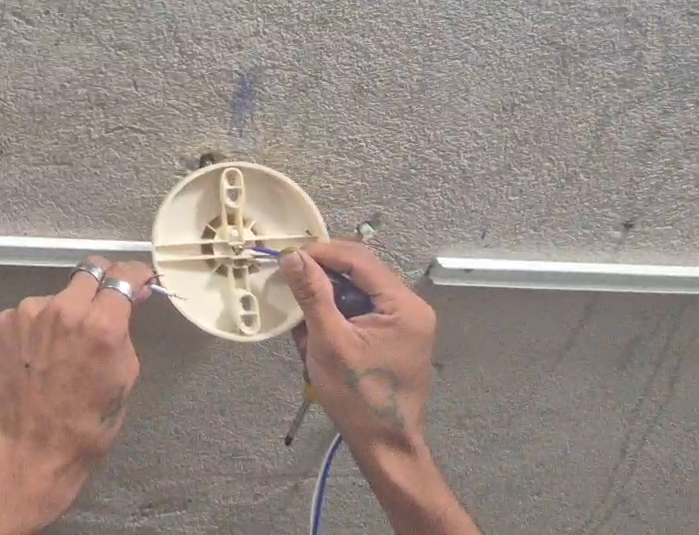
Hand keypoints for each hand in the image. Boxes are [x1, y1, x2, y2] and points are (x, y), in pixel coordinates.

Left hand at [0, 257, 154, 534]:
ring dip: (69, 308)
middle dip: (102, 284)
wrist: (33, 446)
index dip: (136, 273)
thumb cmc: (90, 421)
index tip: (141, 277)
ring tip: (66, 344)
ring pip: (60, 295)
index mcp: (101, 324)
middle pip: (90, 273)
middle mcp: (64, 307)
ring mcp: (31, 311)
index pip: (123, 277)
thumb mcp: (124, 375)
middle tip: (105, 303)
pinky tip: (41, 352)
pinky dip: (42, 324)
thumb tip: (130, 299)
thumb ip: (126, 330)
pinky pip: (34, 311)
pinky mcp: (7, 319)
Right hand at [283, 241, 436, 455]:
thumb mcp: (329, 341)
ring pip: (357, 286)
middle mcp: (410, 307)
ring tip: (300, 306)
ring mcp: (404, 321)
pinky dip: (336, 308)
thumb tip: (292, 255)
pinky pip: (360, 305)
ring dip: (326, 291)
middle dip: (322, 271)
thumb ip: (312, 294)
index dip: (321, 252)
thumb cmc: (358, 396)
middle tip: (289, 277)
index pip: (358, 259)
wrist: (384, 447)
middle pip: (359, 269)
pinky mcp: (393, 334)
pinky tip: (316, 323)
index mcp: (404, 306)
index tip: (287, 257)